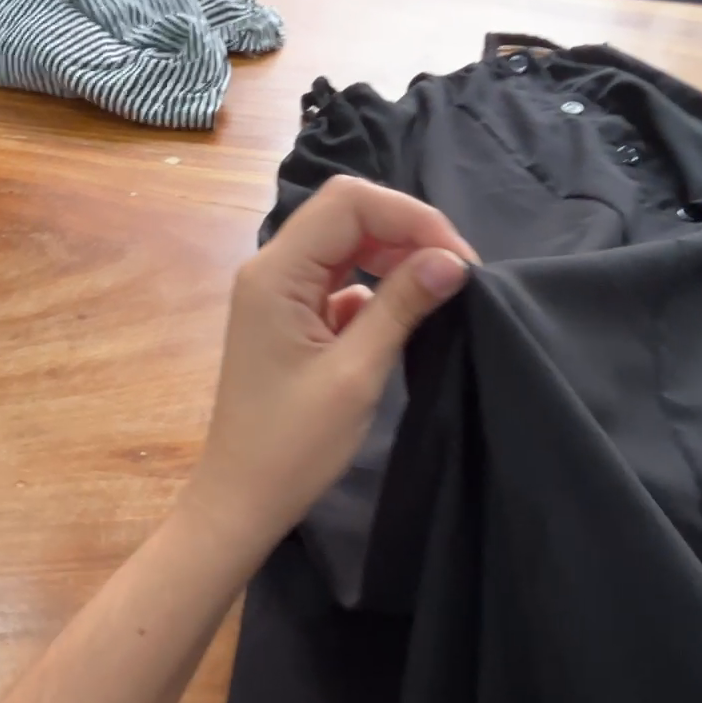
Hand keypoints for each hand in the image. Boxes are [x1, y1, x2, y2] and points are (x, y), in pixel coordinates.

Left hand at [180, 175, 477, 555]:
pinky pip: (338, 285)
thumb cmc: (293, 446)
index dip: (412, 218)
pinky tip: (403, 317)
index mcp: (276, 273)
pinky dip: (375, 291)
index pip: (349, 203)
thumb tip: (453, 261)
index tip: (458, 263)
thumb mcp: (356, 373)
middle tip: (456, 275)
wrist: (243, 499)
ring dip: (394, 260)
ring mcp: (278, 296)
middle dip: (406, 234)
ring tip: (439, 292)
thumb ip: (401, 307)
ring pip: (345, 249)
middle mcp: (271, 271)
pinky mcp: (290, 322)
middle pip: (347, 218)